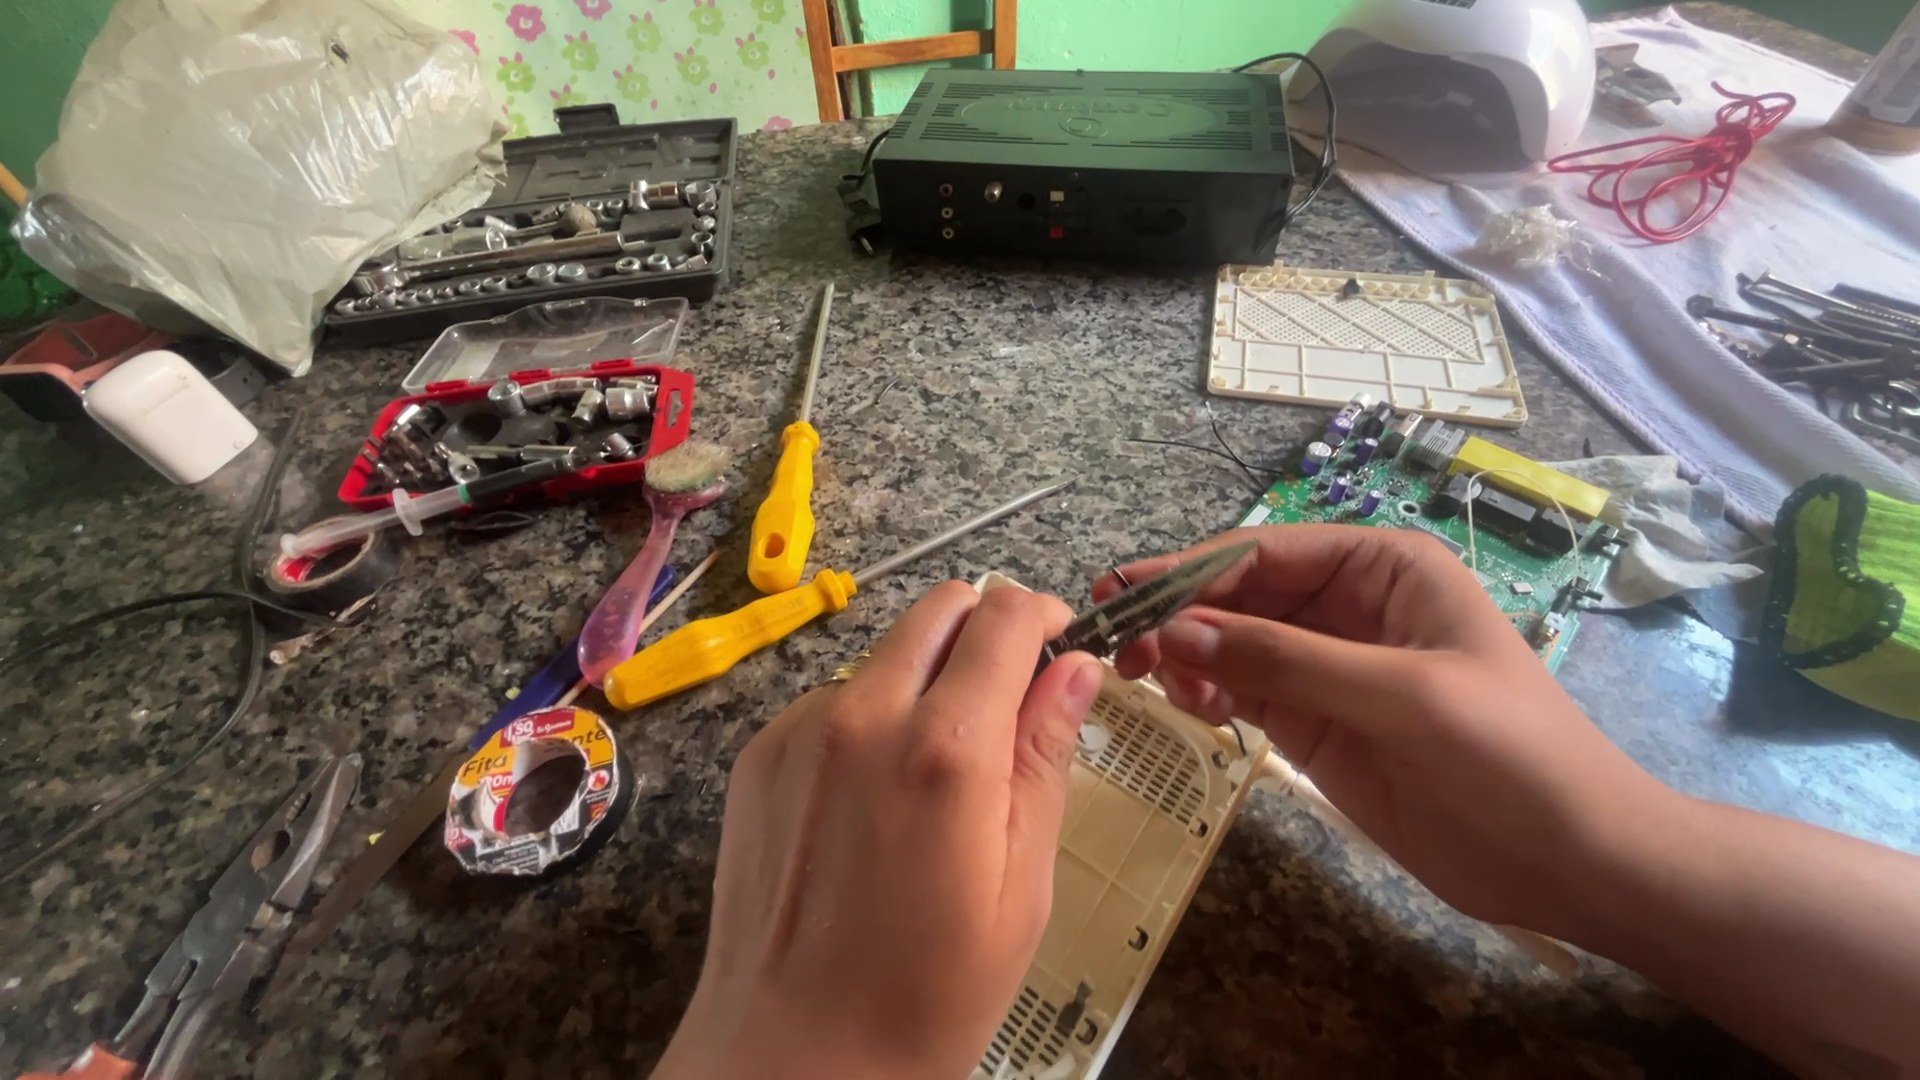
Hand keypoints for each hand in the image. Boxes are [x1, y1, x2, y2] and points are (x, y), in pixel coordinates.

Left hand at [655, 582, 1105, 1079]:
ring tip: (933, 766)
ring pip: (888, 652)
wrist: (787, 1061)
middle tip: (1007, 689)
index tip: (1060, 642)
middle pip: (940, 607)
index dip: (1045, 613)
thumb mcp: (1022, 884)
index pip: (1005, 617)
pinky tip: (872, 794)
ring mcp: (801, 726)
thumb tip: (1077, 668)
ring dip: (927, 677)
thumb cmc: (930, 992)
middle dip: (987, 625)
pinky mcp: (762, 748)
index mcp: (945, 747)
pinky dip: (872, 716)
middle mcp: (865, 712)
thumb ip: (1046, 755)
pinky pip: (837, 697)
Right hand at [1097, 525, 1678, 937]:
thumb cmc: (1511, 756)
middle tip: (1120, 646)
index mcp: (1379, 566)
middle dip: (1178, 615)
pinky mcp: (1309, 713)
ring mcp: (1322, 660)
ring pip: (1227, 639)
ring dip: (1185, 655)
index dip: (1189, 571)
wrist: (1573, 863)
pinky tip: (1195, 706)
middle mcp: (1343, 602)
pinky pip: (1239, 685)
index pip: (1262, 553)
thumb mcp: (1400, 694)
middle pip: (1235, 594)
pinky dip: (1206, 690)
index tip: (1123, 594)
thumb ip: (1283, 660)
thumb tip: (1173, 633)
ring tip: (1154, 682)